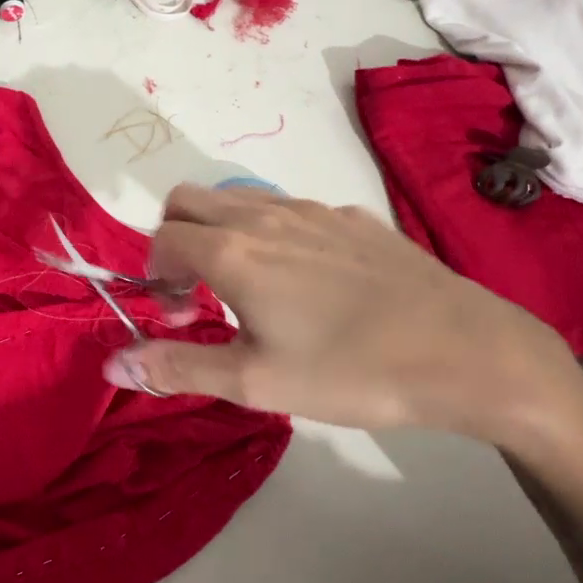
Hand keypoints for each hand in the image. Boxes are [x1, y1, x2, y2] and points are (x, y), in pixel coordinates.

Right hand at [103, 185, 577, 443]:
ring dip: (220, 234)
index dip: (155, 276)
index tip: (179, 318)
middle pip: (189, 200)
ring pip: (240, 200)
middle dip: (175, 240)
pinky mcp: (356, 218)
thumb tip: (111, 365)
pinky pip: (290, 211)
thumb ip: (177, 368)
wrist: (470, 353)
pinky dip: (271, 233)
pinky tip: (310, 285)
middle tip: (198, 295)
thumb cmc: (352, 371)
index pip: (162, 238)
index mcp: (233, 250)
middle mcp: (266, 215)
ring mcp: (315, 211)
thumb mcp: (255, 383)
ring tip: (250, 292)